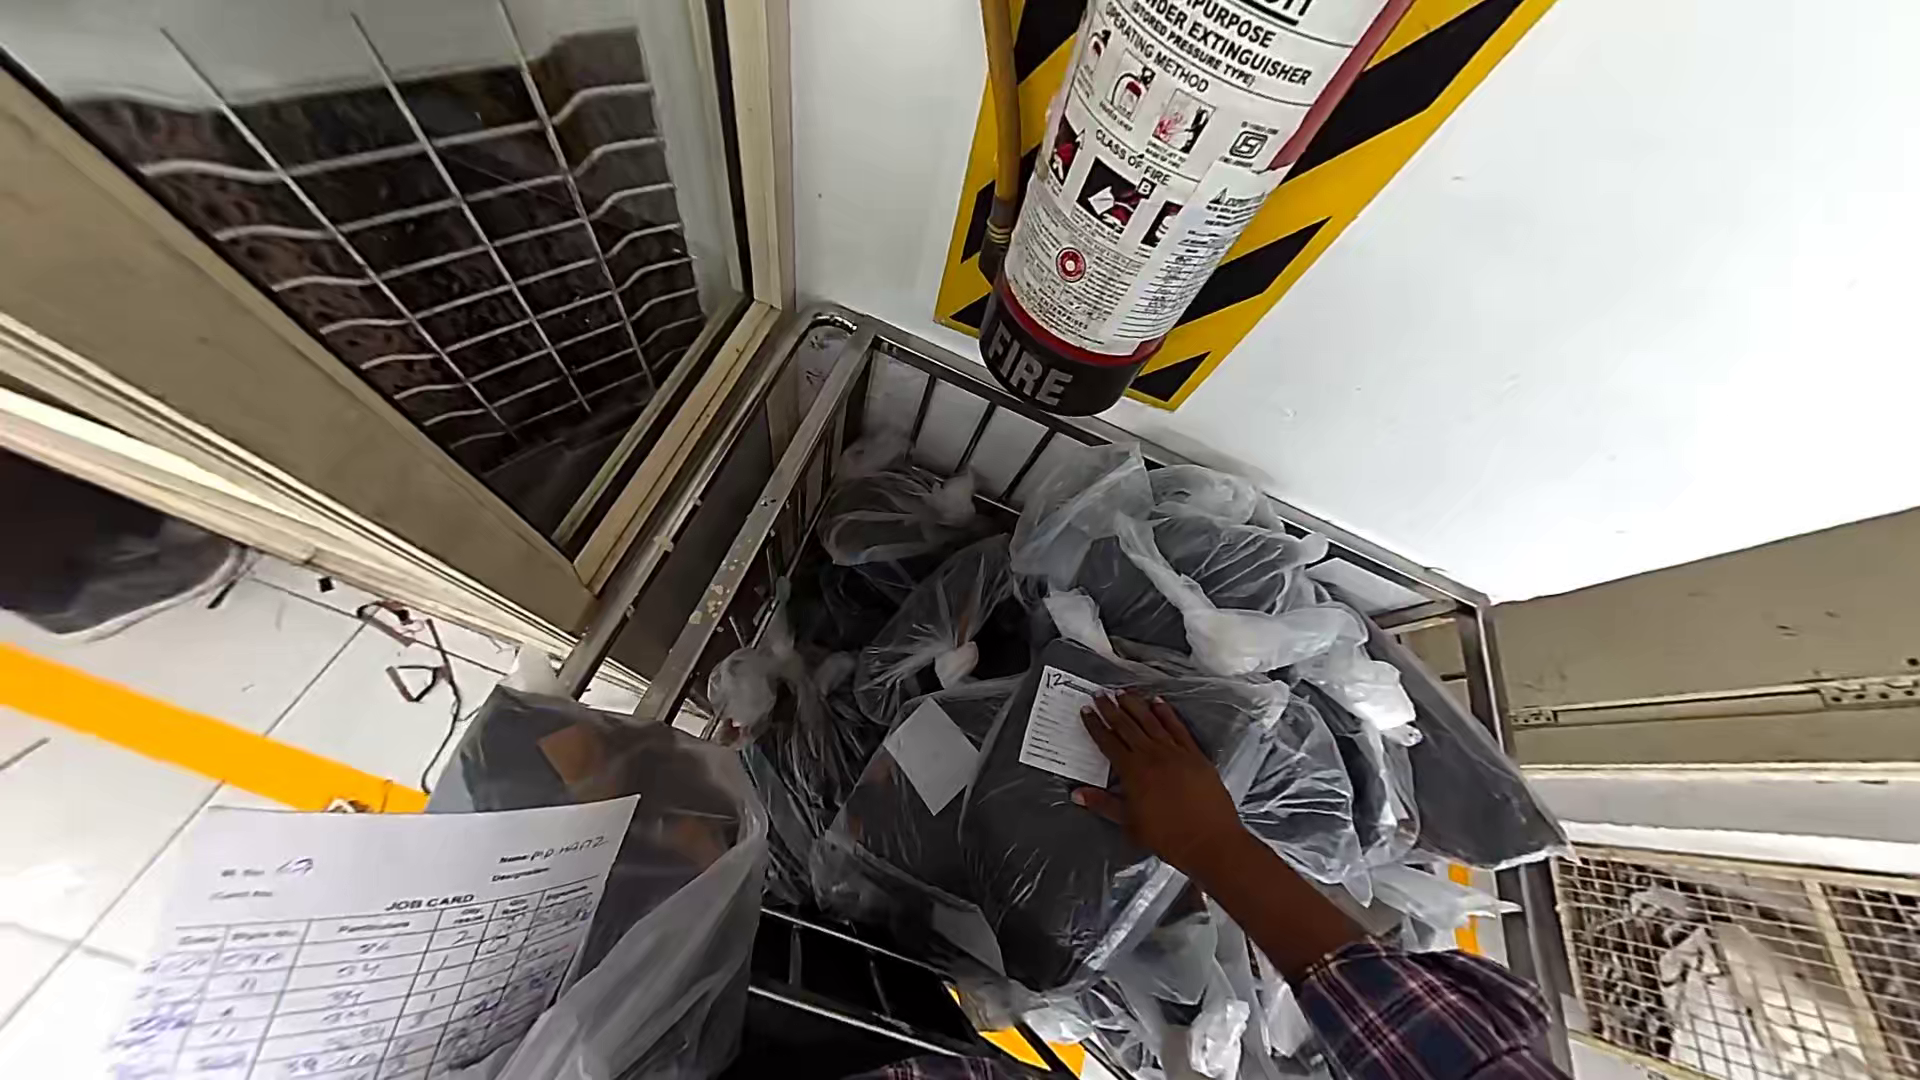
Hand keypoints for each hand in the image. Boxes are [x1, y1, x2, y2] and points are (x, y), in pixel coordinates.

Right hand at [1074, 691, 1254, 882]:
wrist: (1211, 842)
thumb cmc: (1167, 837)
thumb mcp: (1129, 823)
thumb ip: (1103, 804)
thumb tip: (1076, 794)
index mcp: (1132, 771)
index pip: (1108, 742)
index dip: (1095, 725)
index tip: (1086, 711)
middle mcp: (1151, 755)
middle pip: (1126, 726)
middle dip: (1110, 708)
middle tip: (1100, 694)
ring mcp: (1174, 751)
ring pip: (1149, 721)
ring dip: (1134, 705)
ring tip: (1123, 692)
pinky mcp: (1194, 753)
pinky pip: (1177, 727)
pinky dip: (1166, 713)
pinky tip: (1158, 702)